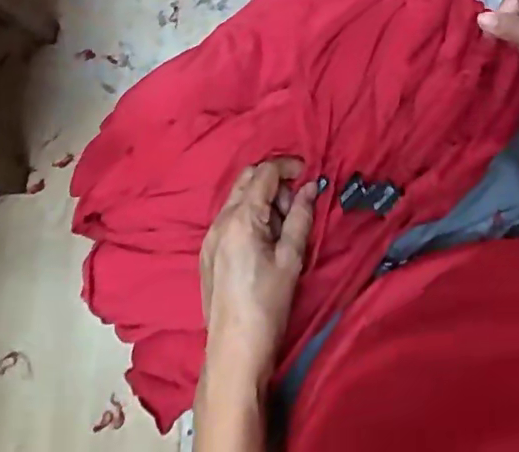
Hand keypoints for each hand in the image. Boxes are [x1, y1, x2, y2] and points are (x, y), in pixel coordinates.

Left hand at [199, 158, 317, 386]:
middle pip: (247, 178)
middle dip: (274, 181)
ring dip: (263, 198)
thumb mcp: (291, 257)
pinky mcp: (208, 253)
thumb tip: (310, 187)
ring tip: (283, 227)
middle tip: (296, 204)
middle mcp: (220, 221)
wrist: (234, 352)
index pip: (264, 172)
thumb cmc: (267, 304)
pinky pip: (230, 217)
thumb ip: (301, 216)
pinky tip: (265, 241)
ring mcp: (210, 237)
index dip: (288, 166)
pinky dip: (250, 215)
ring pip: (238, 197)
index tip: (308, 174)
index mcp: (241, 218)